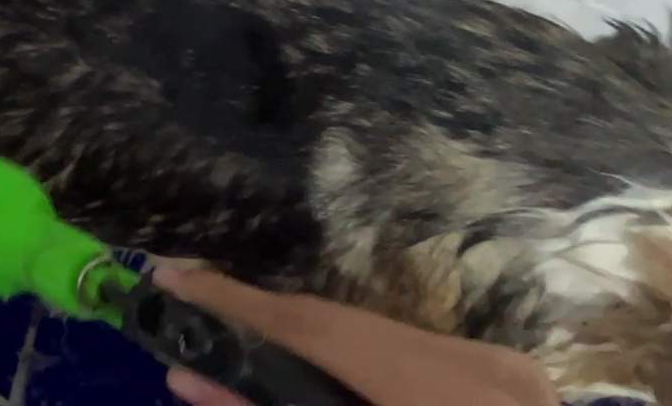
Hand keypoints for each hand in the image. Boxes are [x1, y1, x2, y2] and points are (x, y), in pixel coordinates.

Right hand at [155, 268, 560, 405]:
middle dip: (259, 319)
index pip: (315, 328)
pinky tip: (311, 369)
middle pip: (339, 326)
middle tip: (190, 307)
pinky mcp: (505, 377)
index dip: (232, 300)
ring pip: (369, 335)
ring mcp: (498, 369)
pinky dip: (347, 357)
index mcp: (438, 394)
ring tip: (238, 341)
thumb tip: (185, 381)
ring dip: (300, 339)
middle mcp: (477, 368)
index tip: (166, 276)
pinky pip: (401, 351)